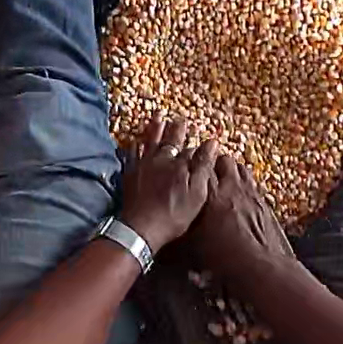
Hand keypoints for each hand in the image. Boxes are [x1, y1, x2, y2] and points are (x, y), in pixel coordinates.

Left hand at [118, 117, 218, 251]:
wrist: (141, 227)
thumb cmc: (174, 214)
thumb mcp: (197, 192)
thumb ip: (203, 166)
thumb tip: (212, 142)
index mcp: (178, 164)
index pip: (190, 149)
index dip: (196, 143)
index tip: (201, 134)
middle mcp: (160, 159)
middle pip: (170, 139)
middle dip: (176, 128)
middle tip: (179, 117)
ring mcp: (143, 165)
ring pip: (149, 141)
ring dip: (154, 128)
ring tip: (158, 116)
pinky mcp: (130, 174)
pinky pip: (131, 153)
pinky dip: (134, 145)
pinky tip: (134, 141)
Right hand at [191, 154, 296, 278]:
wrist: (260, 266)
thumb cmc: (224, 258)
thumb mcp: (195, 242)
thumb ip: (188, 224)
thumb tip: (178, 220)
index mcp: (210, 196)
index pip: (200, 166)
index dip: (194, 164)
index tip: (189, 168)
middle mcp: (230, 188)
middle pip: (223, 160)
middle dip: (215, 164)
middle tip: (208, 174)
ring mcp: (250, 192)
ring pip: (240, 168)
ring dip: (232, 171)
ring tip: (225, 180)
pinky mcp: (263, 201)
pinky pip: (252, 182)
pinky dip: (245, 183)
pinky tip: (241, 195)